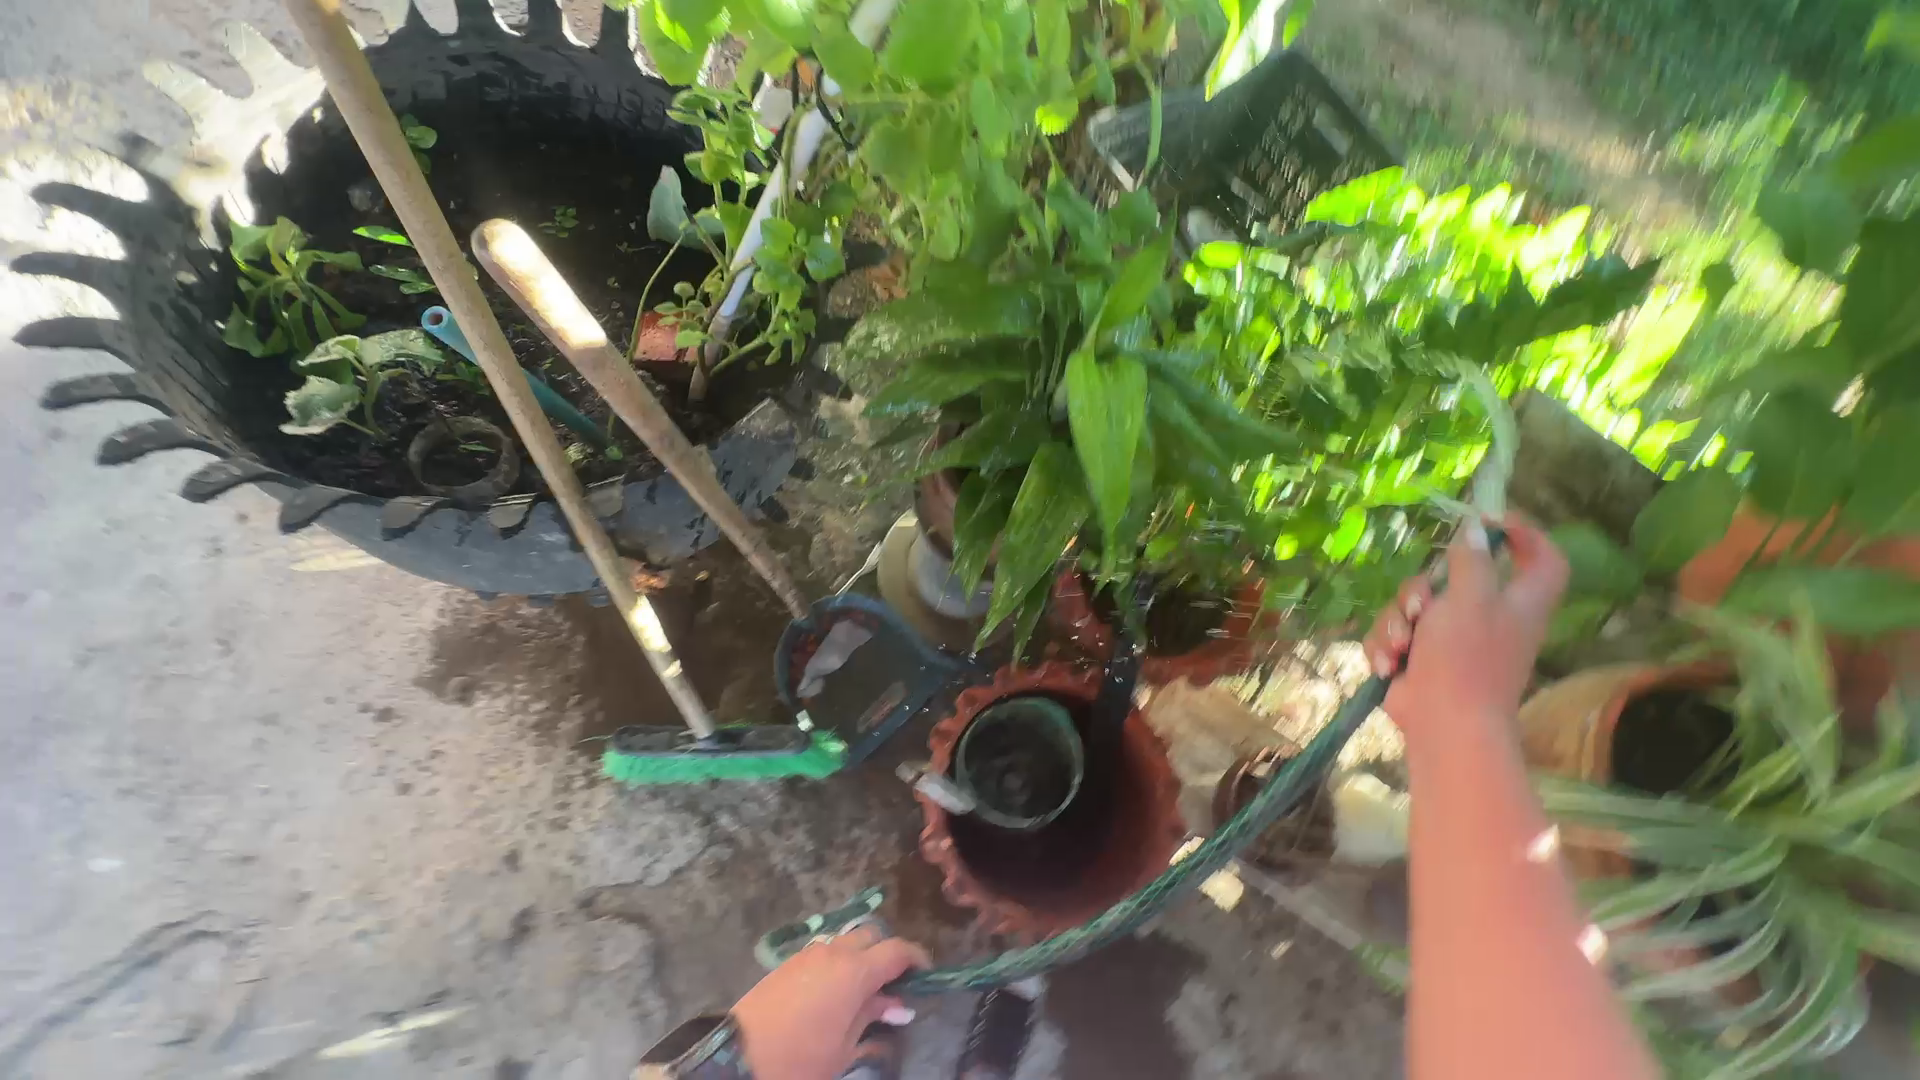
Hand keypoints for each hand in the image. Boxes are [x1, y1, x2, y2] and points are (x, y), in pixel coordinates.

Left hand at [730, 924, 928, 1079]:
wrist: (738, 1058)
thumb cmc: (800, 1059)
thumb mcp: (844, 1047)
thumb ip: (873, 1016)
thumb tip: (899, 1004)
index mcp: (855, 971)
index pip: (897, 950)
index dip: (916, 958)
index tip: (925, 974)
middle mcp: (835, 951)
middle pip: (872, 935)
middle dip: (886, 953)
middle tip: (893, 984)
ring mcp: (810, 952)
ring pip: (847, 940)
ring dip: (861, 956)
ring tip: (863, 991)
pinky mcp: (790, 961)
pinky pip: (825, 950)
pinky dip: (839, 961)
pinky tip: (835, 992)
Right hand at [1362, 515, 1567, 752]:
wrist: (1443, 723)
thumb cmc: (1467, 659)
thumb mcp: (1470, 599)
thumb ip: (1472, 561)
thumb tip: (1475, 529)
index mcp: (1518, 602)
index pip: (1543, 560)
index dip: (1526, 536)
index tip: (1491, 521)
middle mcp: (1486, 617)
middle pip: (1451, 581)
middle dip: (1422, 589)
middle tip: (1419, 606)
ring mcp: (1449, 640)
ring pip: (1412, 607)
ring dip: (1397, 624)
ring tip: (1400, 646)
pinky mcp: (1417, 658)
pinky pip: (1393, 634)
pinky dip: (1386, 647)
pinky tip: (1388, 665)